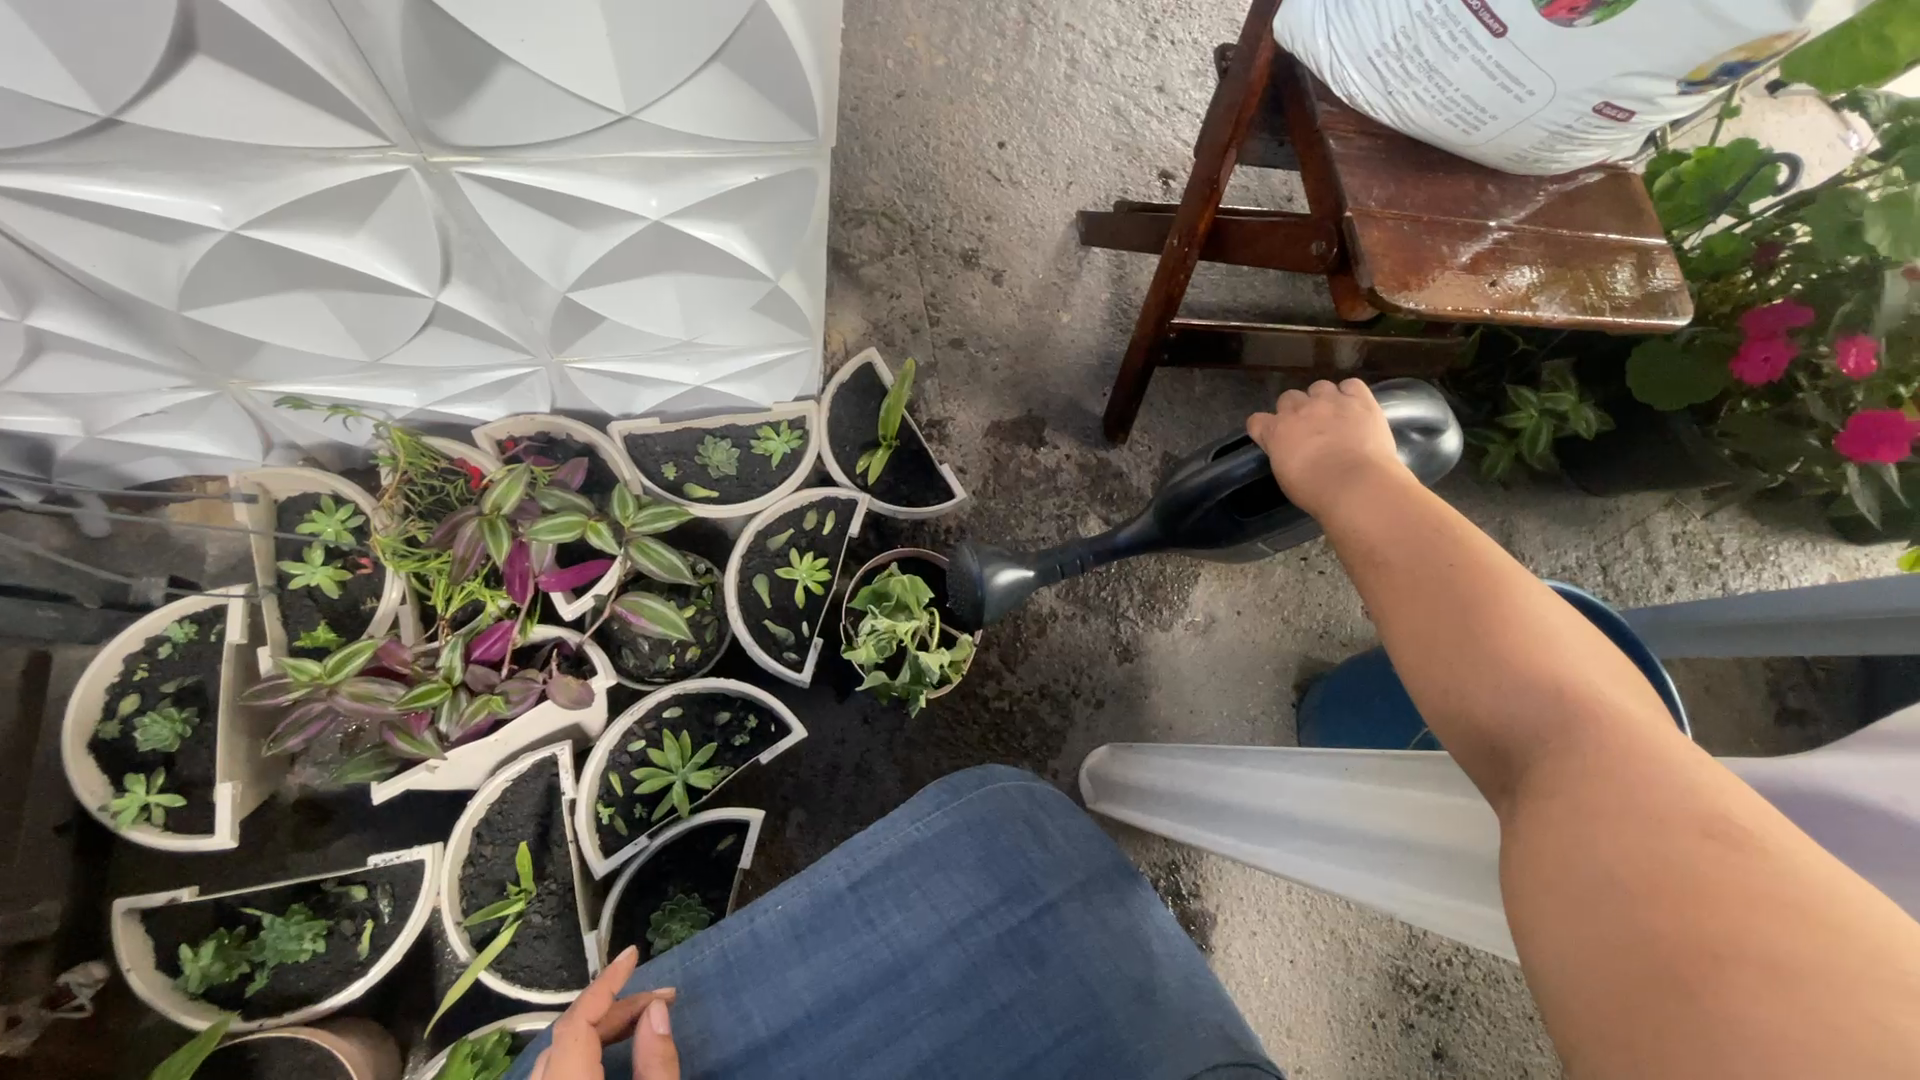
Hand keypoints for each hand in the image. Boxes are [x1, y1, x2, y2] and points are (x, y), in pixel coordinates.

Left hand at [529, 946, 679, 1079]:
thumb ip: (656, 1063)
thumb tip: (656, 1009)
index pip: (576, 1022)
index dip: (605, 984)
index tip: (633, 954)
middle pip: (570, 1035)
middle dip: (615, 1009)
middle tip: (659, 1001)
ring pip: (560, 1054)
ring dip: (601, 1030)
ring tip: (643, 1021)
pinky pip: (555, 1071)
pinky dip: (584, 1051)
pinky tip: (611, 1050)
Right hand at [1246, 379, 1408, 520]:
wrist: (1357, 485)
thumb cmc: (1316, 491)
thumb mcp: (1285, 478)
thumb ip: (1282, 455)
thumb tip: (1288, 451)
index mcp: (1276, 431)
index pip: (1257, 421)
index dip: (1264, 428)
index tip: (1273, 439)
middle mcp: (1300, 410)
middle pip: (1288, 397)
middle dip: (1295, 410)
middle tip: (1307, 428)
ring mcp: (1331, 401)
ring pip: (1319, 387)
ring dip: (1322, 399)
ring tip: (1334, 416)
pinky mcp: (1360, 399)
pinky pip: (1351, 385)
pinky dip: (1351, 393)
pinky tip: (1355, 407)